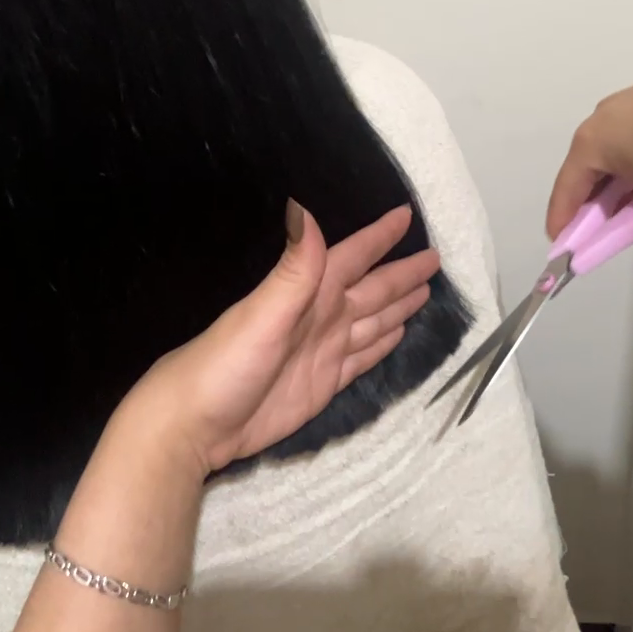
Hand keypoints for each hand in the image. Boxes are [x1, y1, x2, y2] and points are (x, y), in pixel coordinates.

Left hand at [121, 202, 440, 475]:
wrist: (197, 422)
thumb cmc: (227, 362)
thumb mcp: (263, 313)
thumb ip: (294, 269)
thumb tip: (305, 209)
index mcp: (308, 294)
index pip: (353, 258)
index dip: (379, 238)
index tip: (406, 215)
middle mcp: (320, 316)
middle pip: (371, 289)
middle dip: (401, 273)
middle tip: (435, 258)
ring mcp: (323, 350)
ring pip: (371, 320)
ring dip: (397, 305)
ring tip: (424, 290)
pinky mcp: (324, 383)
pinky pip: (362, 355)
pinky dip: (382, 342)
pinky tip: (397, 332)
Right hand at [546, 53, 632, 289]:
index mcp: (589, 145)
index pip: (566, 191)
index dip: (563, 222)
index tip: (563, 246)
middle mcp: (599, 121)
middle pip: (588, 172)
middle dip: (595, 205)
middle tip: (602, 232)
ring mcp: (626, 105)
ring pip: (614, 155)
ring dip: (620, 184)